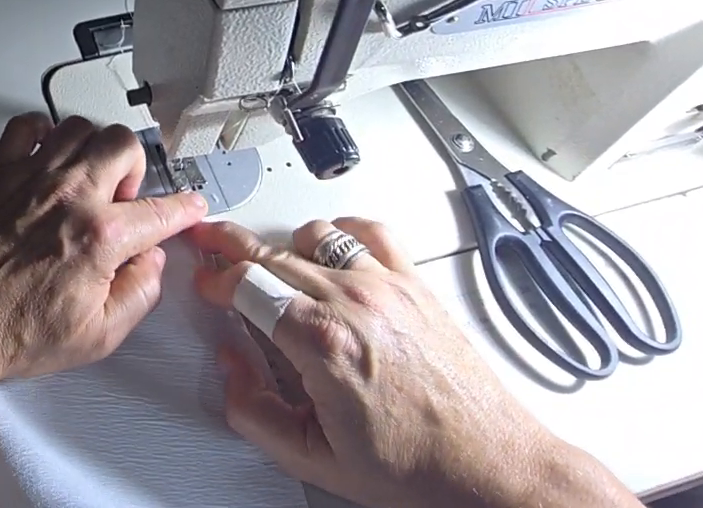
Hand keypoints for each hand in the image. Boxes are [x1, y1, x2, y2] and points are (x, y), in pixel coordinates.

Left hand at [0, 115, 208, 412]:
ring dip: (93, 147)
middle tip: (123, 197)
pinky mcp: (1, 171)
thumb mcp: (97, 336)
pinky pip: (26, 125)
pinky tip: (48, 154)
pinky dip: (42, 131)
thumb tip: (152, 262)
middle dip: (135, 167)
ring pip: (81, 126)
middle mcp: (70, 195)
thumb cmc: (15, 331)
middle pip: (123, 144)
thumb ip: (138, 294)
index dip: (183, 208)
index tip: (189, 205)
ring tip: (89, 176)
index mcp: (100, 237)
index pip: (159, 211)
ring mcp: (33, 176)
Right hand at [192, 218, 639, 507]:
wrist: (495, 472)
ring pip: (313, 234)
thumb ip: (255, 412)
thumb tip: (231, 366)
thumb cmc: (417, 469)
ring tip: (272, 261)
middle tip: (211, 244)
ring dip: (283, 245)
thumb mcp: (316, 459)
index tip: (208, 285)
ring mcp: (385, 286)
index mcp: (322, 343)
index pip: (247, 285)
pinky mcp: (413, 283)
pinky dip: (341, 230)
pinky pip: (369, 231)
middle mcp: (352, 302)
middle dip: (230, 247)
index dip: (216, 280)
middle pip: (270, 252)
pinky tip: (332, 245)